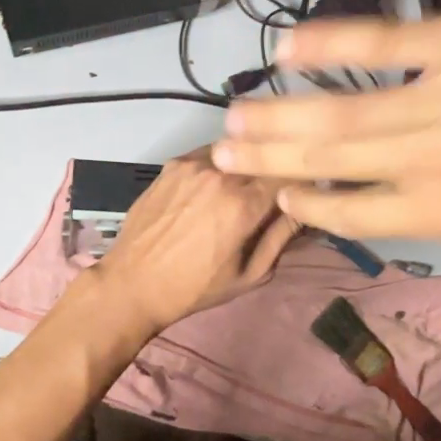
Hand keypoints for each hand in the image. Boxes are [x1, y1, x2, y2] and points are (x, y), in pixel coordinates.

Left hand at [91, 151, 301, 331]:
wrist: (133, 283)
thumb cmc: (195, 287)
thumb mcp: (249, 274)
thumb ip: (282, 238)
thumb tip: (306, 208)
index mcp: (244, 205)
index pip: (290, 173)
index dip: (300, 181)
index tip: (302, 192)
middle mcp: (221, 175)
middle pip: (264, 158)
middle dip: (273, 172)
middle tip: (271, 194)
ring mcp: (194, 164)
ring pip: (237, 152)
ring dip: (246, 165)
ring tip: (241, 190)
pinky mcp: (174, 163)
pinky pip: (210, 154)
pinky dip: (221, 165)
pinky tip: (213, 188)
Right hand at [210, 0, 440, 238]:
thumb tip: (423, 178)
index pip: (362, 215)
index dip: (314, 204)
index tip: (280, 194)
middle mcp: (439, 163)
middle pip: (335, 162)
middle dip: (274, 160)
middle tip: (226, 154)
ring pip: (343, 110)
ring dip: (283, 114)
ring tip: (237, 115)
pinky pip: (384, 42)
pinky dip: (331, 43)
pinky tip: (289, 48)